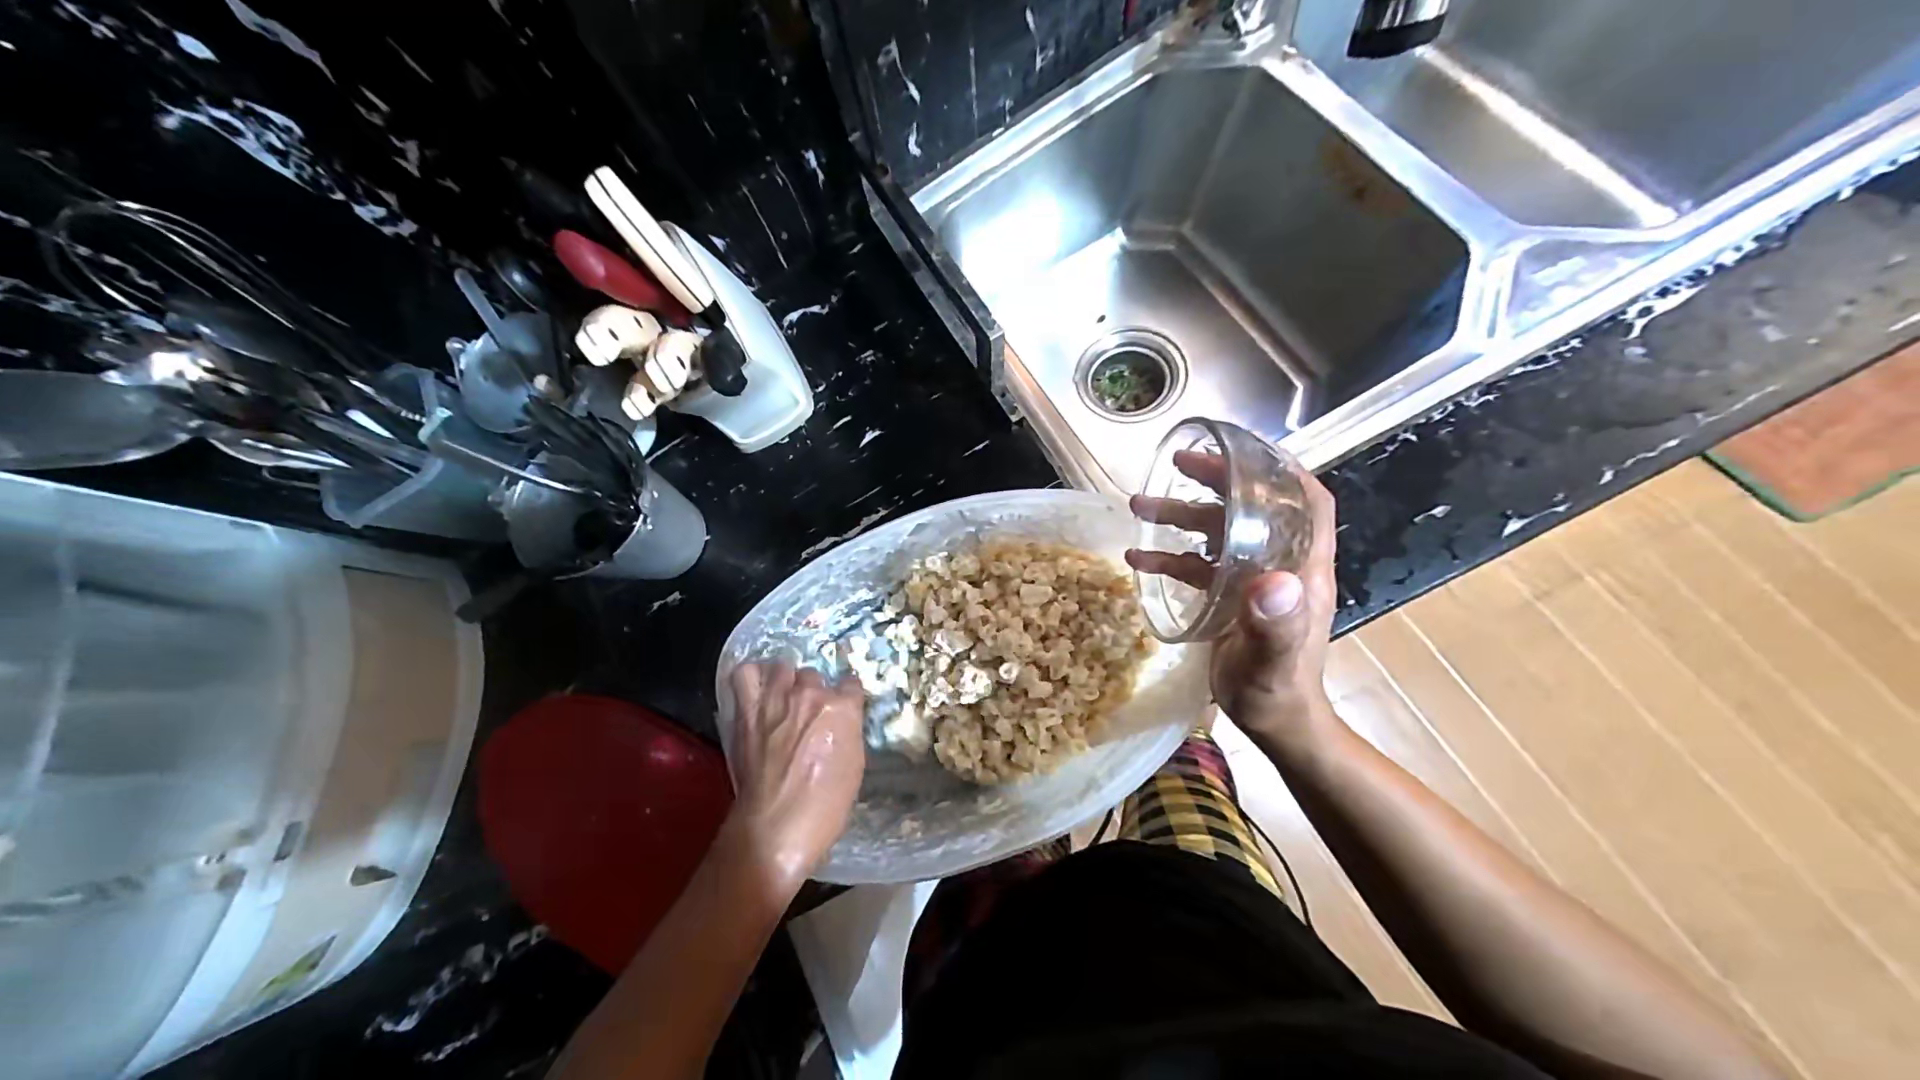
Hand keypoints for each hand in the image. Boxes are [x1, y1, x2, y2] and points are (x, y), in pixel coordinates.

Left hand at [724, 662, 866, 892]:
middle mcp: (811, 694)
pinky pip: (745, 674)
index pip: (851, 684)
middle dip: (814, 690)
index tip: (844, 709)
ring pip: (783, 667)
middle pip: (815, 675)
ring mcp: (776, 699)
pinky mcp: (748, 710)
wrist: (775, 827)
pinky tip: (759, 689)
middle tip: (810, 713)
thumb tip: (841, 722)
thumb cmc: (825, 807)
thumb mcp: (854, 766)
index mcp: (842, 708)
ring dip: (787, 680)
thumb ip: (848, 731)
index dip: (847, 697)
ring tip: (785, 696)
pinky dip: (753, 677)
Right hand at [1126, 449, 1339, 751]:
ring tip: (1139, 504)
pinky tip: (1139, 559)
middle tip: (1179, 464)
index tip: (1244, 450)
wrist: (1272, 723)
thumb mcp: (1274, 660)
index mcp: (1301, 567)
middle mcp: (1280, 565)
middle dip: (1219, 481)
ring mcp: (1253, 581)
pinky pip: (1199, 566)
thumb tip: (1274, 581)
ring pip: (1219, 533)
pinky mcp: (1230, 599)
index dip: (1282, 470)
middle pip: (1253, 507)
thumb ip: (1276, 624)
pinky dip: (1171, 558)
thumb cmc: (1278, 691)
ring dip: (1182, 517)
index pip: (1307, 503)